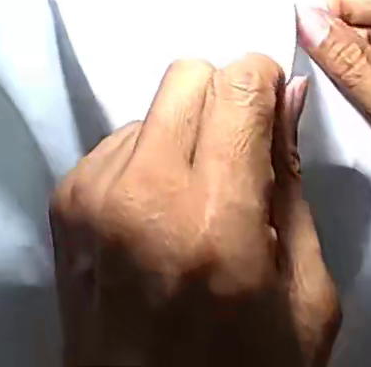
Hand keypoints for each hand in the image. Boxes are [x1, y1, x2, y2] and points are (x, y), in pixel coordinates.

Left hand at [50, 55, 339, 366]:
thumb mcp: (304, 295)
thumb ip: (293, 179)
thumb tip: (290, 92)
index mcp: (213, 221)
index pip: (238, 85)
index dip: (265, 82)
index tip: (273, 106)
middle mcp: (143, 194)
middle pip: (189, 74)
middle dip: (223, 98)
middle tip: (237, 152)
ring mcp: (94, 193)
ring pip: (158, 102)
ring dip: (185, 130)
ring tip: (192, 197)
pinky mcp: (66, 198)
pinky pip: (125, 135)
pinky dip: (150, 156)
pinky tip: (158, 213)